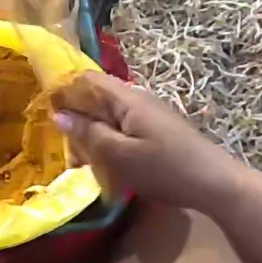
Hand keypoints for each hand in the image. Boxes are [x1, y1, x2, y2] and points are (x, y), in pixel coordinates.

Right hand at [50, 72, 249, 209]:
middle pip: (96, 97)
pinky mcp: (156, 130)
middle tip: (65, 149)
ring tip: (83, 162)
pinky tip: (106, 163)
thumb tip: (59, 115)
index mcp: (127, 98)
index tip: (45, 113)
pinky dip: (108, 141)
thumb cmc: (166, 169)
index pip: (87, 79)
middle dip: (76, 118)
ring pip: (108, 115)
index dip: (63, 91)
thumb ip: (88, 134)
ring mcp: (148, 114)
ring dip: (92, 134)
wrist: (216, 183)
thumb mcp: (121, 155)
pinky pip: (122, 128)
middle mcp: (137, 99)